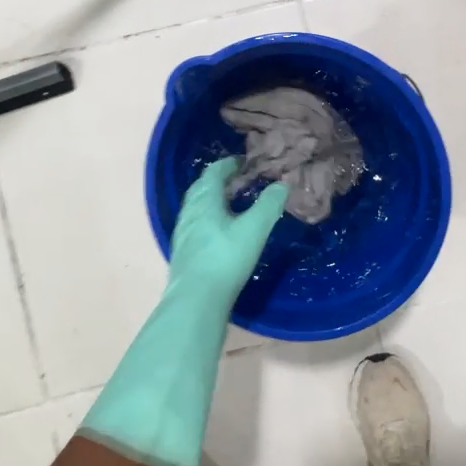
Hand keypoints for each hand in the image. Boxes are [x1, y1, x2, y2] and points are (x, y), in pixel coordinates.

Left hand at [78, 158, 289, 465]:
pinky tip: (220, 233)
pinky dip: (209, 219)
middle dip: (221, 181)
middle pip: (203, 188)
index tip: (246, 163)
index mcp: (205, 199)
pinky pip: (196, 225)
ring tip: (233, 206)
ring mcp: (183, 233)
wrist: (195, 302)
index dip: (230, 164)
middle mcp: (189, 211)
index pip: (214, 172)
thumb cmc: (225, 259)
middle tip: (241, 182)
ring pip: (198, 208)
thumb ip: (269, 205)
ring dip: (214, 201)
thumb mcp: (254, 229)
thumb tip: (282, 184)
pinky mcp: (183, 253)